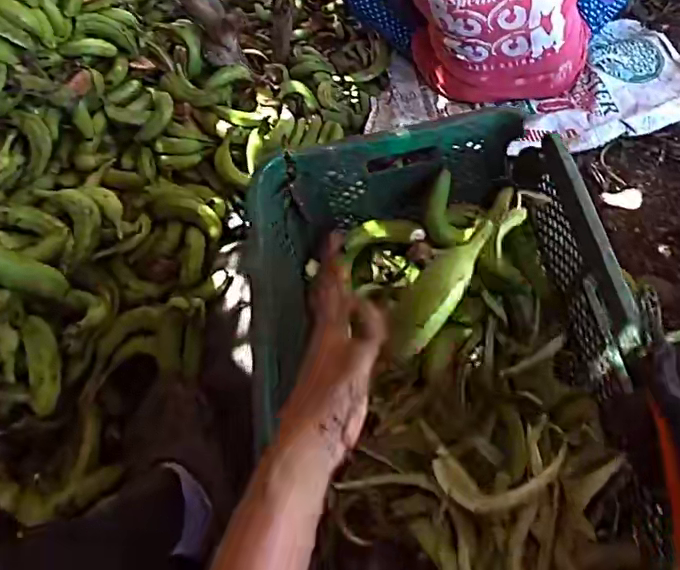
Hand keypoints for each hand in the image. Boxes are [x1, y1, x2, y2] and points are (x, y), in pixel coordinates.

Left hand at [274, 232, 385, 468]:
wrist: (308, 444)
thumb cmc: (330, 402)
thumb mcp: (356, 363)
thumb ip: (366, 333)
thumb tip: (371, 302)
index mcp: (329, 329)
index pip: (332, 287)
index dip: (334, 261)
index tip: (336, 235)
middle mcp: (325, 335)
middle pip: (326, 296)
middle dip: (332, 271)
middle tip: (341, 248)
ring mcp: (326, 354)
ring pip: (330, 313)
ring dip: (337, 291)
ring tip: (348, 276)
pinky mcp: (332, 373)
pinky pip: (341, 332)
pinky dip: (348, 318)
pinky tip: (354, 322)